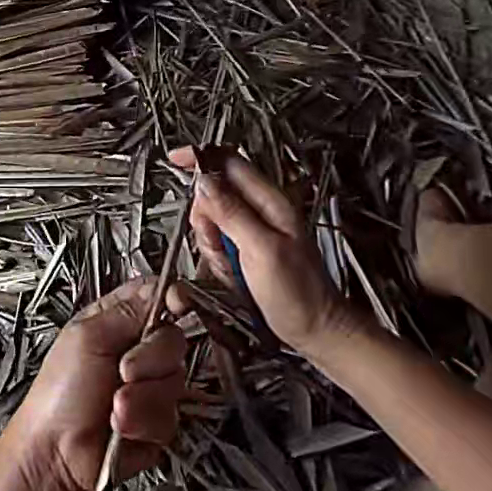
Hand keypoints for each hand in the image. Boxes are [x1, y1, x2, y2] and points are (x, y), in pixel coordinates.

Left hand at [7, 277, 188, 490]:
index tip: (176, 301)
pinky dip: (143, 421)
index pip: (155, 295)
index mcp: (116, 319)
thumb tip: (159, 288)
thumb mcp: (88, 337)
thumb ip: (127, 311)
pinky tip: (121, 425)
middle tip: (123, 370)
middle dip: (149, 357)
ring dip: (141, 396)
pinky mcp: (157, 419)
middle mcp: (136, 348)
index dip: (172, 296)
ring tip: (114, 403)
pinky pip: (171, 415)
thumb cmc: (58, 393)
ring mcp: (148, 384)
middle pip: (172, 338)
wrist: (57, 453)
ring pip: (174, 379)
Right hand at [171, 147, 348, 350]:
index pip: (228, 161)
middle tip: (217, 244)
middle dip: (205, 219)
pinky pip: (215, 242)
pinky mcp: (245, 246)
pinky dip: (215, 258)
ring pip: (210, 219)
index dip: (200, 158)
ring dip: (210, 243)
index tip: (176, 160)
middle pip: (213, 193)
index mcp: (270, 200)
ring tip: (230, 265)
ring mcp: (252, 228)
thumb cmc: (301, 296)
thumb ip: (231, 213)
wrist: (315, 331)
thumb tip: (204, 182)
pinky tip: (231, 273)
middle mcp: (261, 209)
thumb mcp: (262, 250)